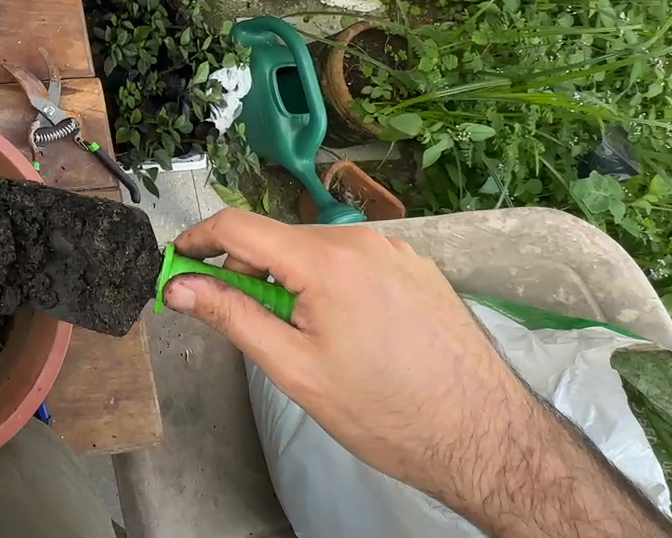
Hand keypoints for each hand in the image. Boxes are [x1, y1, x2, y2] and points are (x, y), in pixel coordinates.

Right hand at [162, 209, 534, 506]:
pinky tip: (343, 327)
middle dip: (247, 271)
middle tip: (246, 319)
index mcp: (326, 259)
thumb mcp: (294, 368)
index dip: (197, 240)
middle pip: (276, 238)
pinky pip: (350, 258)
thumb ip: (230, 316)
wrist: (494, 444)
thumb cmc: (386, 413)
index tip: (176, 262)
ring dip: (287, 278)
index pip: (237, 227)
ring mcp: (394, 250)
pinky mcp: (416, 267)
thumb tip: (178, 286)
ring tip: (301, 333)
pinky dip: (326, 280)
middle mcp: (360, 239)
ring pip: (312, 248)